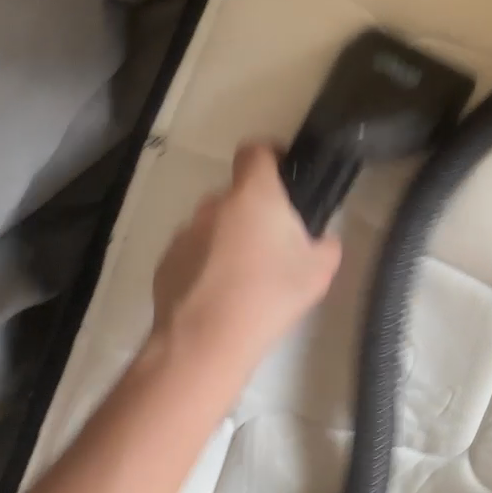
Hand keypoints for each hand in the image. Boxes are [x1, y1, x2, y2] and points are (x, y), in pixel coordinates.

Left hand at [150, 142, 343, 369]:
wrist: (207, 341)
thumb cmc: (271, 294)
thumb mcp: (321, 268)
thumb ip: (325, 243)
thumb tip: (319, 240)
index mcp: (255, 196)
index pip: (256, 151)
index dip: (271, 155)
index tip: (285, 172)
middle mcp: (215, 205)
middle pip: (238, 193)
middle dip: (256, 210)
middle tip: (276, 242)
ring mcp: (185, 233)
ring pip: (214, 223)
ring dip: (230, 237)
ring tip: (247, 274)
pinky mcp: (166, 261)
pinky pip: (194, 250)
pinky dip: (208, 262)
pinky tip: (222, 293)